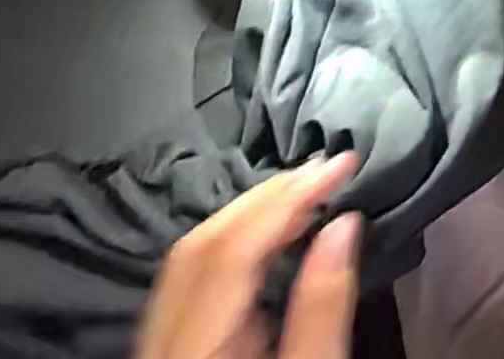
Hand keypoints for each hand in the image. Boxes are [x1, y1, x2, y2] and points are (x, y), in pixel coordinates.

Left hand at [136, 153, 361, 358]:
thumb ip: (323, 307)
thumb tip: (345, 222)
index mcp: (194, 352)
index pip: (233, 250)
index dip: (289, 196)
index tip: (343, 164)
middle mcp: (162, 343)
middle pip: (202, 243)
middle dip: (267, 195)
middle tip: (326, 169)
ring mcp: (157, 346)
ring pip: (193, 253)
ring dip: (252, 210)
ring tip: (307, 189)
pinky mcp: (168, 348)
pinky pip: (194, 271)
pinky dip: (238, 234)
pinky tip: (277, 229)